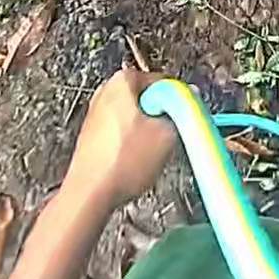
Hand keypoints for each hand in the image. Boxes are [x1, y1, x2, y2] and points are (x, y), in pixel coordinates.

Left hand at [62, 68, 178, 212]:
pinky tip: (130, 162)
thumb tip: (191, 97)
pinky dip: (129, 144)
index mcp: (123, 79)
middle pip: (148, 99)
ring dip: (146, 132)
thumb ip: (184, 110)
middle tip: (164, 137)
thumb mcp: (167, 133)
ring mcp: (95, 113)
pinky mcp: (90, 136)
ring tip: (146, 154)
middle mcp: (106, 90)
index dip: (176, 102)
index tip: (179, 120)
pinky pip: (121, 132)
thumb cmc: (123, 162)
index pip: (164, 83)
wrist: (87, 199)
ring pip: (136, 117)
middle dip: (159, 117)